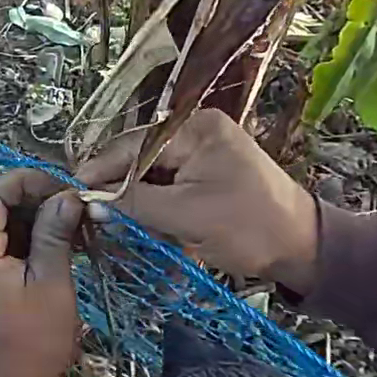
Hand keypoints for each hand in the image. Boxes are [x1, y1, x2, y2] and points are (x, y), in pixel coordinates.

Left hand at [0, 169, 85, 376]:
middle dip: (37, 199)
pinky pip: (1, 243)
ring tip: (75, 227)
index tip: (66, 189)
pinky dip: (29, 238)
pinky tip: (60, 245)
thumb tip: (69, 195)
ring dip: (36, 218)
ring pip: (0, 222)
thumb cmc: (32, 342)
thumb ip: (55, 233)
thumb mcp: (51, 284)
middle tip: (76, 208)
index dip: (30, 180)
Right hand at [76, 109, 319, 293]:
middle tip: (89, 209)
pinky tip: (144, 221)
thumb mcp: (185, 215)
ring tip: (113, 219)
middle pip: (142, 156)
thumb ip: (135, 203)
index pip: (134, 144)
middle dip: (118, 185)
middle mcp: (197, 131)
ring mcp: (206, 150)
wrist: (304, 247)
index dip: (100, 168)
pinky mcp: (210, 171)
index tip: (72, 189)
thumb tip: (91, 199)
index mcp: (195, 129)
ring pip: (154, 171)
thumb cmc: (248, 227)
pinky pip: (172, 182)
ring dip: (138, 197)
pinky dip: (158, 202)